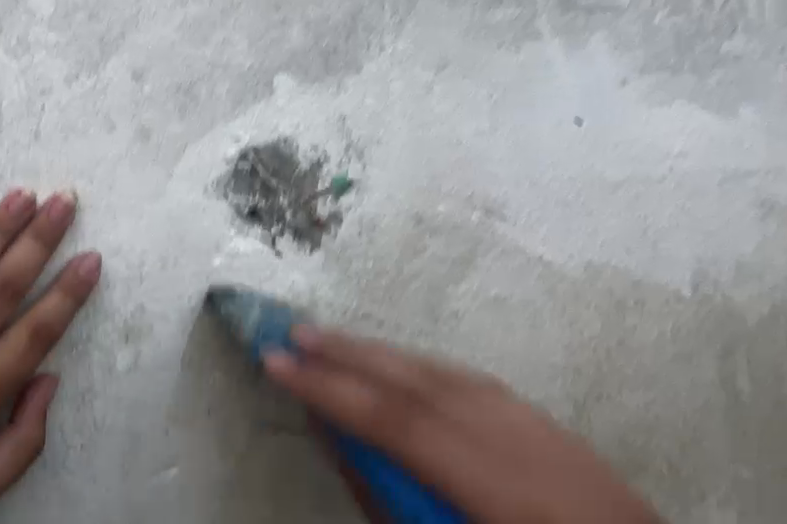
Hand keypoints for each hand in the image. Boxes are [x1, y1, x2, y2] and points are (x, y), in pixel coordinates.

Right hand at [265, 326, 663, 523]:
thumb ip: (391, 497)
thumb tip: (334, 434)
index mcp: (503, 491)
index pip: (398, 423)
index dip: (329, 389)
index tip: (271, 361)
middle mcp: (526, 449)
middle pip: (422, 386)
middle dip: (351, 355)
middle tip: (289, 333)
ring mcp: (550, 435)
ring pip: (449, 376)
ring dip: (382, 354)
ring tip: (329, 339)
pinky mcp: (560, 433)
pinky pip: (477, 384)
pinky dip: (424, 366)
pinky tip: (398, 362)